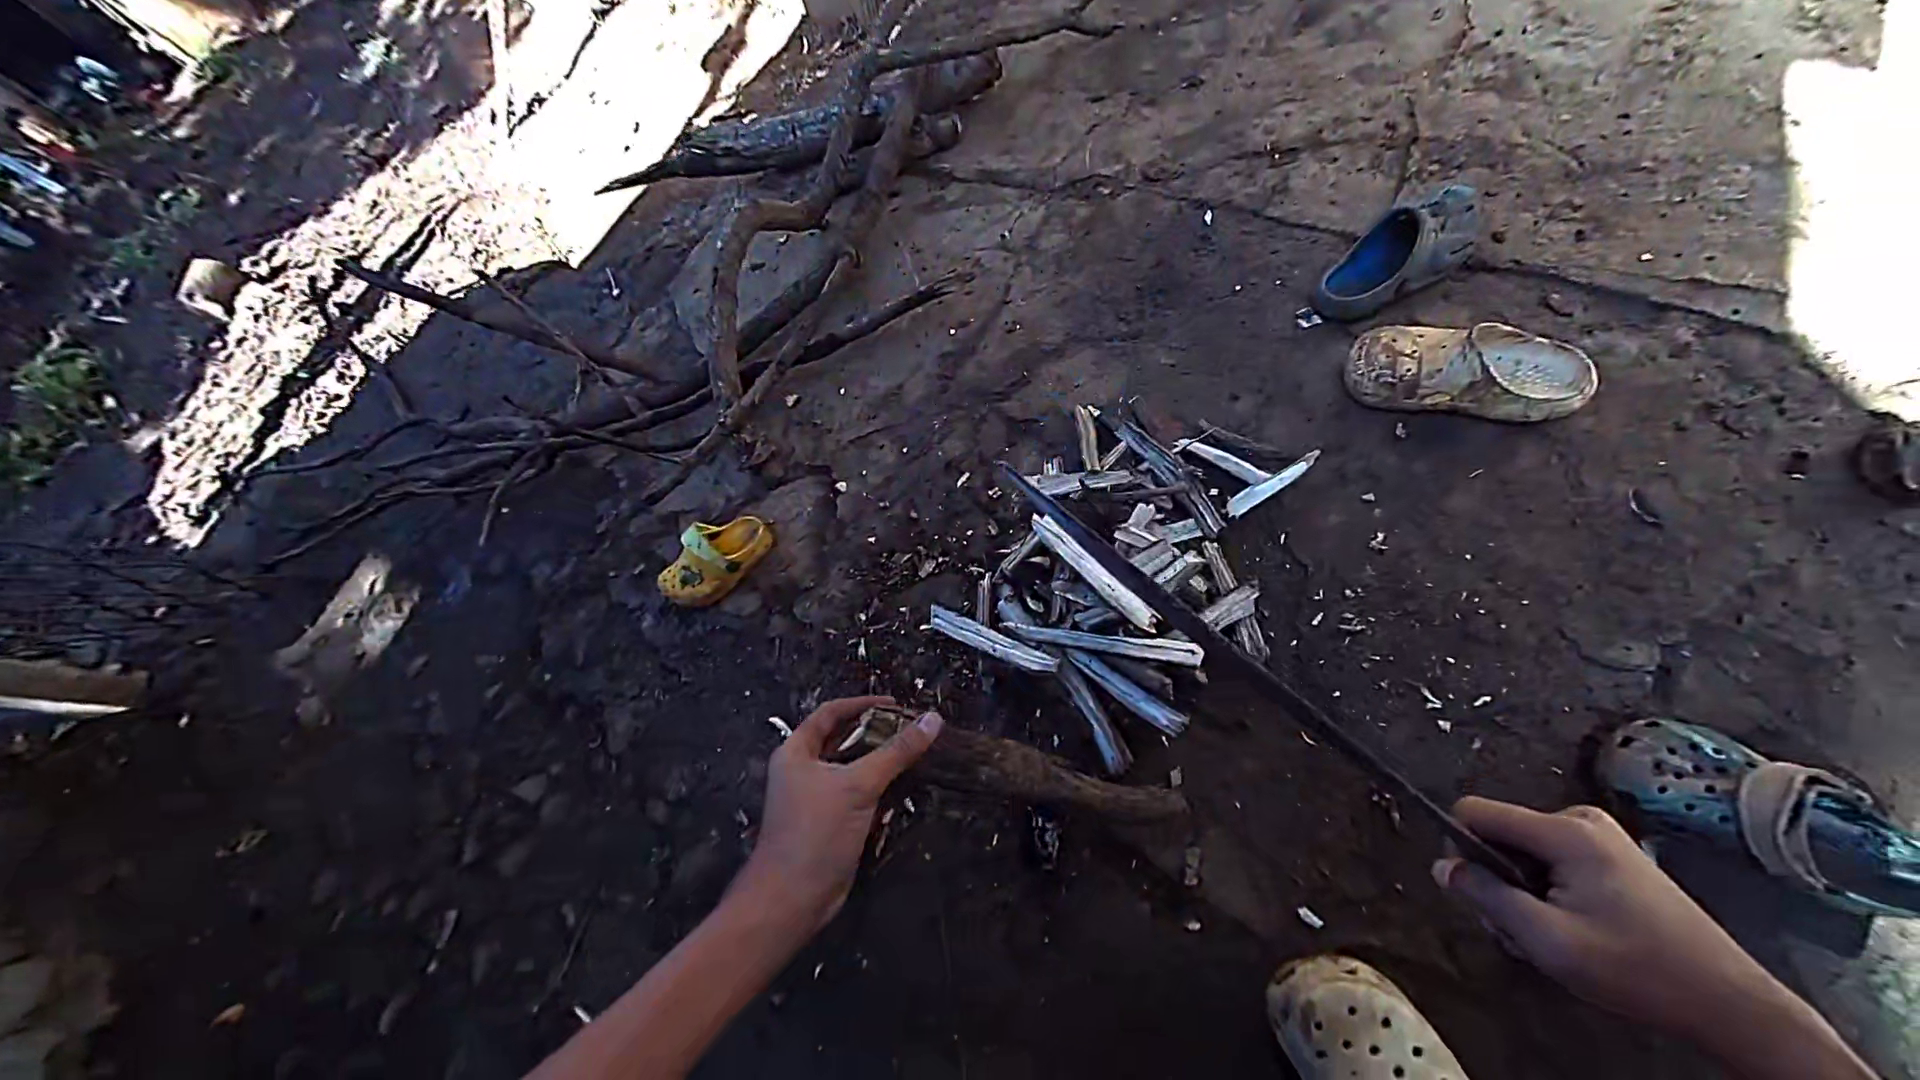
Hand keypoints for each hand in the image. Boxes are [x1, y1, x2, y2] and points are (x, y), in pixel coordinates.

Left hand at [734, 696, 941, 931]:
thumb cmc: (816, 831)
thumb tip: (933, 720)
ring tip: (914, 755)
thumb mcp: (858, 784)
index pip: (831, 713)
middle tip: (911, 730)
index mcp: (797, 752)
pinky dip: (879, 790)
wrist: (792, 900)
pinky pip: (858, 796)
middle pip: (843, 739)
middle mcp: (803, 770)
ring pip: (853, 769)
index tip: (896, 705)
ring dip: (881, 763)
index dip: (862, 704)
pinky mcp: (830, 823)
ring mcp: (816, 799)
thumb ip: (897, 751)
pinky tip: (905, 789)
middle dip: (876, 734)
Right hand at [1433, 799, 1875, 1078]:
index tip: (1481, 892)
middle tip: (1526, 928)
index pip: (1473, 811)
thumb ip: (1486, 896)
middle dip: (1498, 878)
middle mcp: (1579, 819)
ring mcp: (1600, 835)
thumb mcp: (1549, 941)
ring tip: (1554, 934)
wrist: (1737, 1008)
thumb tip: (1441, 867)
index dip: (1461, 847)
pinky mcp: (1613, 854)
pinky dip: (1546, 890)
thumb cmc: (1639, 971)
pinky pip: (1549, 857)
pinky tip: (1574, 927)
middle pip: (1498, 833)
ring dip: (1522, 889)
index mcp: (1563, 831)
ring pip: (1521, 849)